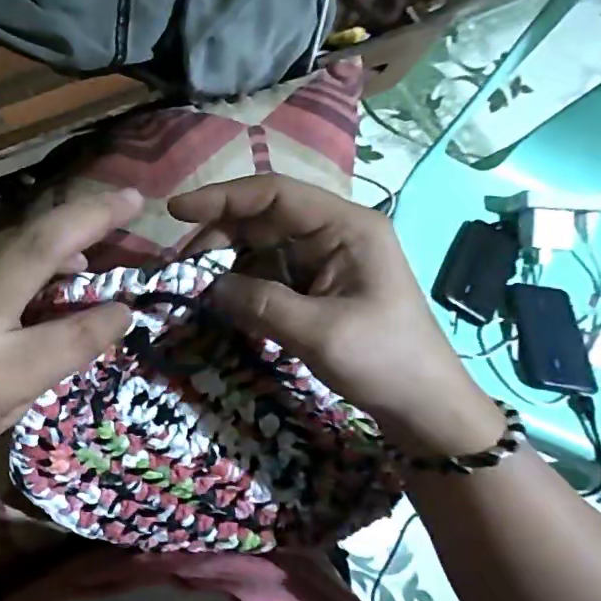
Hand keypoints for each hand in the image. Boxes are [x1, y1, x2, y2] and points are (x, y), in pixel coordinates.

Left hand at [0, 189, 143, 500]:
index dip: (107, 314)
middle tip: (130, 198)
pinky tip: (24, 274)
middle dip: (87, 214)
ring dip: (50, 238)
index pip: (67, 332)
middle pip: (33, 247)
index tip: (132, 298)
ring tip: (84, 248)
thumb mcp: (12, 409)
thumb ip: (60, 354)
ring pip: (6, 243)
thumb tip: (112, 310)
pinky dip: (12, 258)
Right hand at [168, 174, 505, 455]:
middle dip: (218, 234)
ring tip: (195, 286)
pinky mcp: (317, 287)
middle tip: (179, 264)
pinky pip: (269, 275)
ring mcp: (324, 261)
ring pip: (261, 247)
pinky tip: (223, 304)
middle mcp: (333, 234)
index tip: (176, 211)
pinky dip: (242, 285)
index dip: (222, 198)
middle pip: (263, 218)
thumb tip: (208, 287)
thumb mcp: (319, 332)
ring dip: (226, 263)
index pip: (274, 194)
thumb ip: (259, 303)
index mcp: (345, 227)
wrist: (424, 406)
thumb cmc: (384, 361)